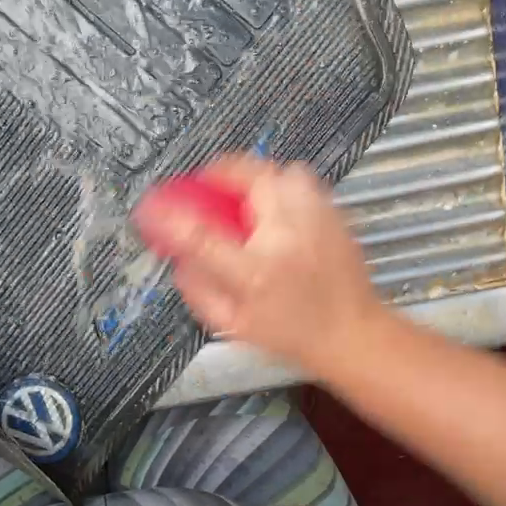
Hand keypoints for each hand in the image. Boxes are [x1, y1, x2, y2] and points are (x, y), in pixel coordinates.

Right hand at [135, 155, 384, 377]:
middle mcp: (288, 238)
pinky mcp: (334, 214)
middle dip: (219, 175)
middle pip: (249, 177)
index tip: (152, 206)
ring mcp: (316, 220)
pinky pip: (302, 181)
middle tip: (205, 187)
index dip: (169, 215)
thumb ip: (199, 291)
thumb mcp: (233, 325)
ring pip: (281, 170)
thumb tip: (179, 261)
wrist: (353, 335)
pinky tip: (275, 207)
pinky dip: (282, 184)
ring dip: (255, 177)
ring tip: (243, 195)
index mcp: (256, 272)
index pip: (201, 234)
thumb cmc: (295, 335)